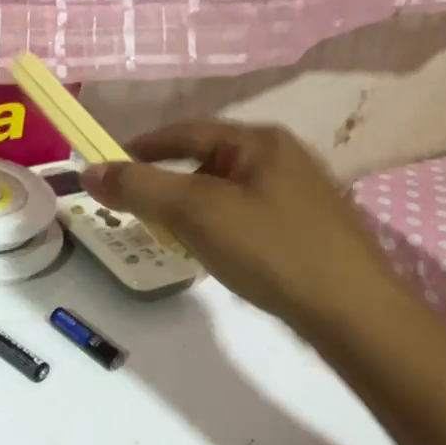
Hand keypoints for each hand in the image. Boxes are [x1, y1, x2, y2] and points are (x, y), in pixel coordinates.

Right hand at [81, 120, 394, 322]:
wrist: (355, 312)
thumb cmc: (271, 249)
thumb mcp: (195, 213)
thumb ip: (140, 188)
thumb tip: (90, 171)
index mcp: (259, 141)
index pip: (185, 131)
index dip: (141, 148)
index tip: (110, 169)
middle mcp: (284, 156)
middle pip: (207, 160)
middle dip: (168, 181)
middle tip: (137, 208)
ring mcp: (303, 193)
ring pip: (229, 190)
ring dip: (194, 206)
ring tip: (172, 233)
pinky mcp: (313, 228)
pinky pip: (250, 214)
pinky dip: (222, 224)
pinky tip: (219, 252)